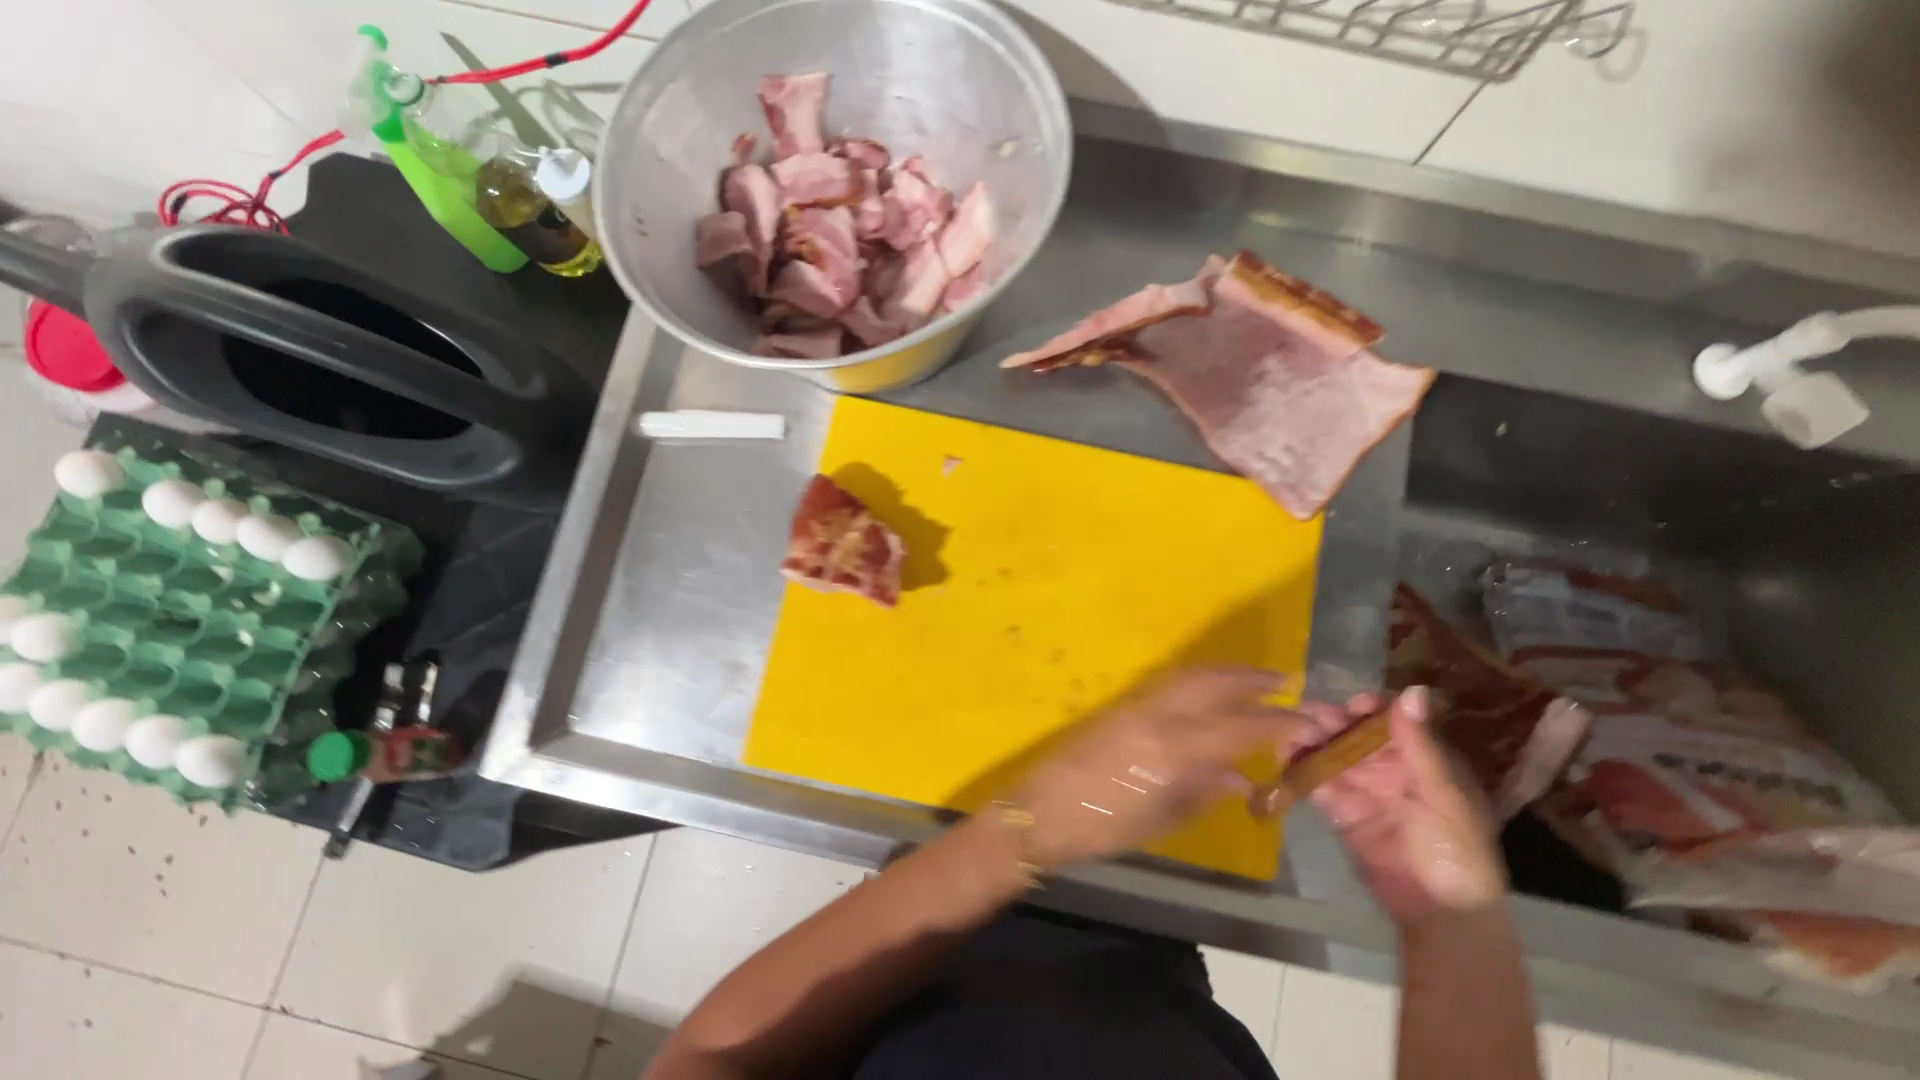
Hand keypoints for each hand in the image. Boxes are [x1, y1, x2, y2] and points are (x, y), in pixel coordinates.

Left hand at [1011, 667, 1303, 869]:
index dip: (1278, 722)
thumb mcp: (1164, 818)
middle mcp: (1158, 717)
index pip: (1240, 726)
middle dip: (1252, 679)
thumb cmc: (1104, 828)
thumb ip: (1205, 791)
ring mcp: (1135, 706)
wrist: (1040, 813)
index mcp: (1175, 749)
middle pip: (1214, 684)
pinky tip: (1207, 692)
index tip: (1307, 721)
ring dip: (1225, 674)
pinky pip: (1168, 684)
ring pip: (1189, 677)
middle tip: (1283, 680)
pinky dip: (1197, 681)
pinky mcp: (1118, 706)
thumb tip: (1240, 777)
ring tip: (1252, 679)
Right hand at [1300, 687, 1506, 923]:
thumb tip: (1413, 689)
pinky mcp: (1343, 814)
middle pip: (1356, 736)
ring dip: (1312, 744)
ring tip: (1288, 736)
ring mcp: (1366, 791)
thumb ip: (1420, 745)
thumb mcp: (1444, 796)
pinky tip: (1285, 761)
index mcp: (1425, 759)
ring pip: (1334, 757)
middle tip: (1305, 716)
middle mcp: (1392, 769)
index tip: (1351, 706)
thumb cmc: (1457, 851)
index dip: (1370, 710)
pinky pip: (1320, 787)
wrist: (1441, 914)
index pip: (1393, 722)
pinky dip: (1302, 773)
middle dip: (1332, 723)